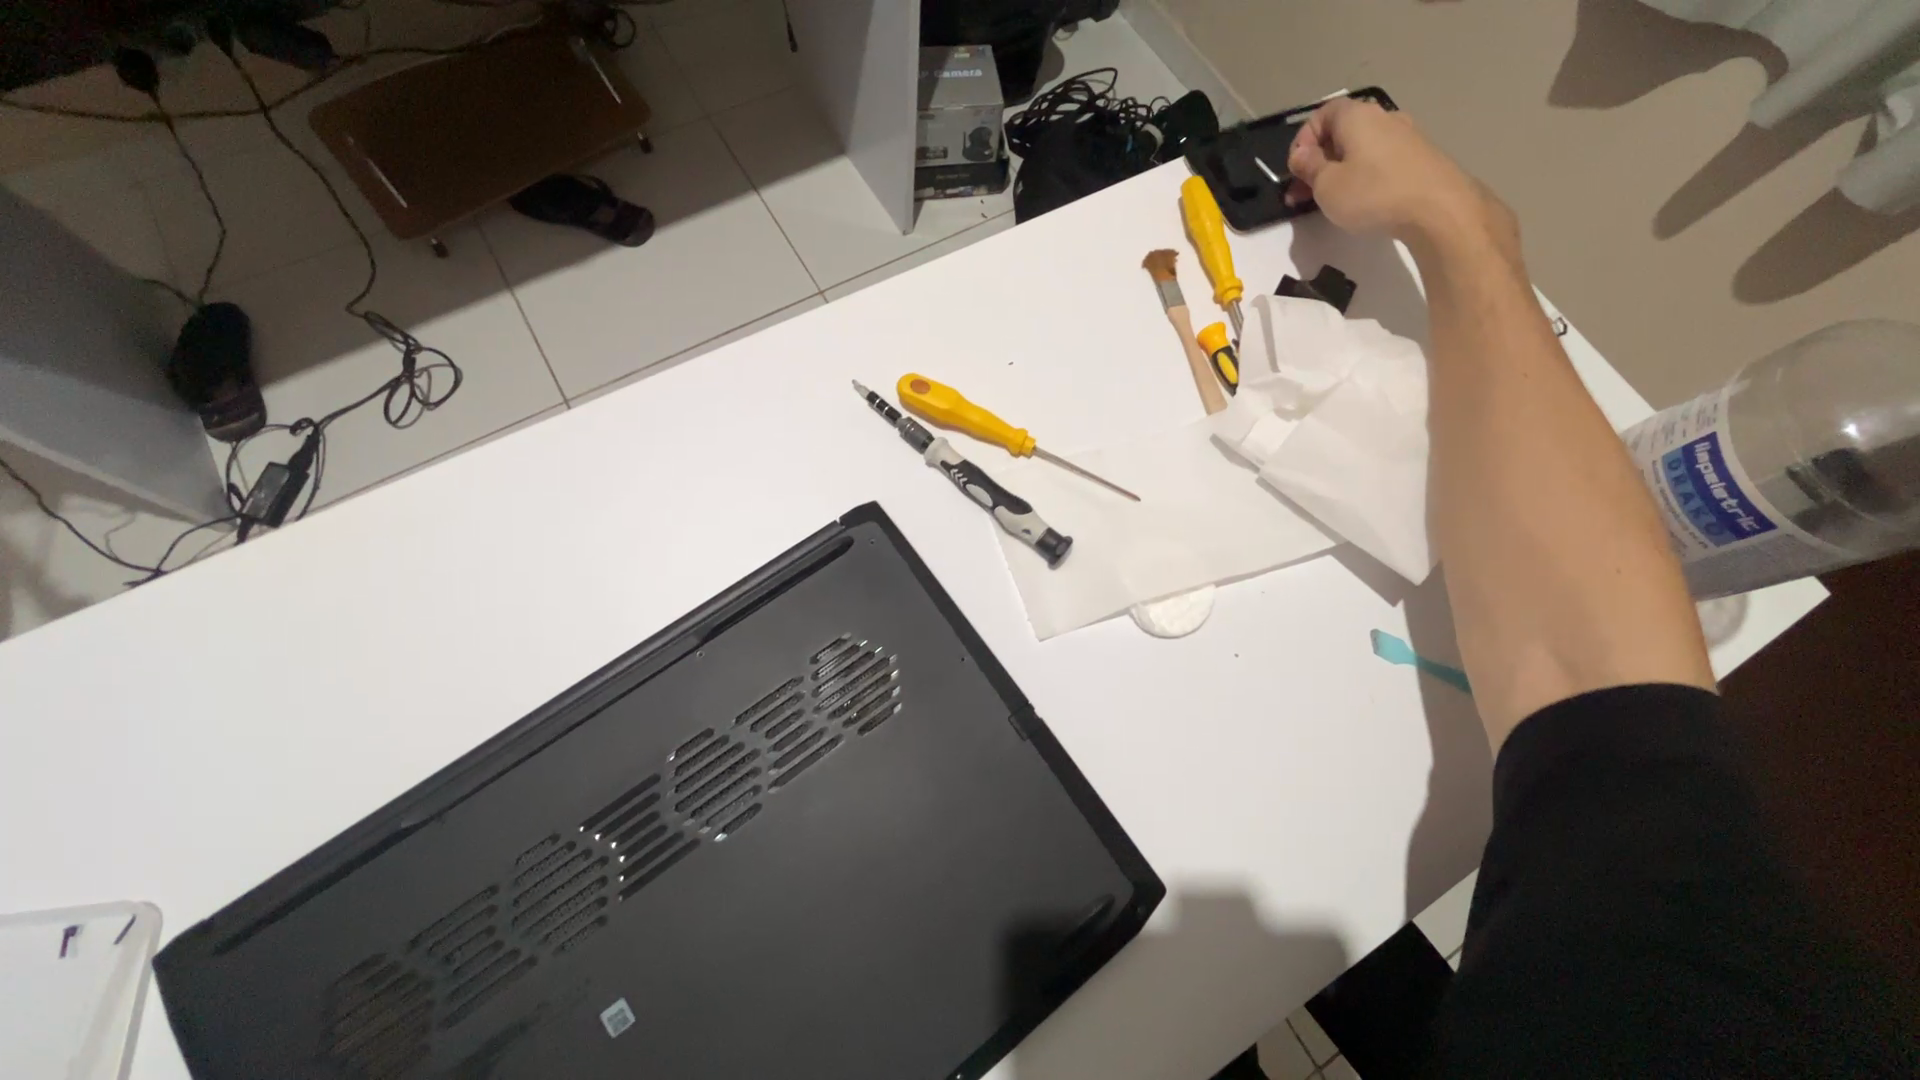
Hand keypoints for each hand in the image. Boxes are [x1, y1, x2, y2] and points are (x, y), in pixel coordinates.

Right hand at [1286, 99, 1514, 254]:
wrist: (1439, 209)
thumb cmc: (1374, 193)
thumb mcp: (1327, 185)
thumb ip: (1309, 167)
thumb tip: (1301, 154)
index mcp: (1357, 116)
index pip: (1322, 113)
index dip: (1303, 139)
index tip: (1295, 169)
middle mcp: (1383, 117)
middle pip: (1341, 132)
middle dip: (1317, 160)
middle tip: (1302, 192)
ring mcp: (1405, 136)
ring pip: (1360, 148)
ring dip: (1338, 170)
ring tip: (1326, 201)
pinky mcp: (1418, 158)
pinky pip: (1379, 160)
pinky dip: (1361, 176)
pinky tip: (1358, 200)